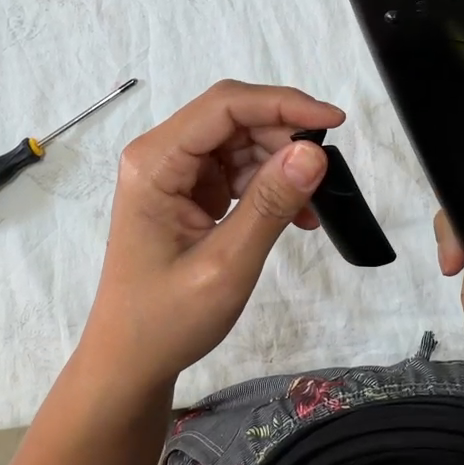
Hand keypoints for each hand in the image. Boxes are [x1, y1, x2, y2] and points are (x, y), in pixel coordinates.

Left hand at [82, 80, 342, 388]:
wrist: (131, 360)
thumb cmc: (166, 320)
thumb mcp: (226, 265)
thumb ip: (269, 204)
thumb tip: (314, 152)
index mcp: (155, 162)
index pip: (224, 106)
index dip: (281, 104)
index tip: (333, 122)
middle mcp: (160, 154)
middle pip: (233, 117)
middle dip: (283, 136)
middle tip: (324, 172)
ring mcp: (174, 170)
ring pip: (240, 140)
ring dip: (279, 163)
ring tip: (309, 205)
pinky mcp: (188, 188)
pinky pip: (236, 167)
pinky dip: (268, 184)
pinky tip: (296, 214)